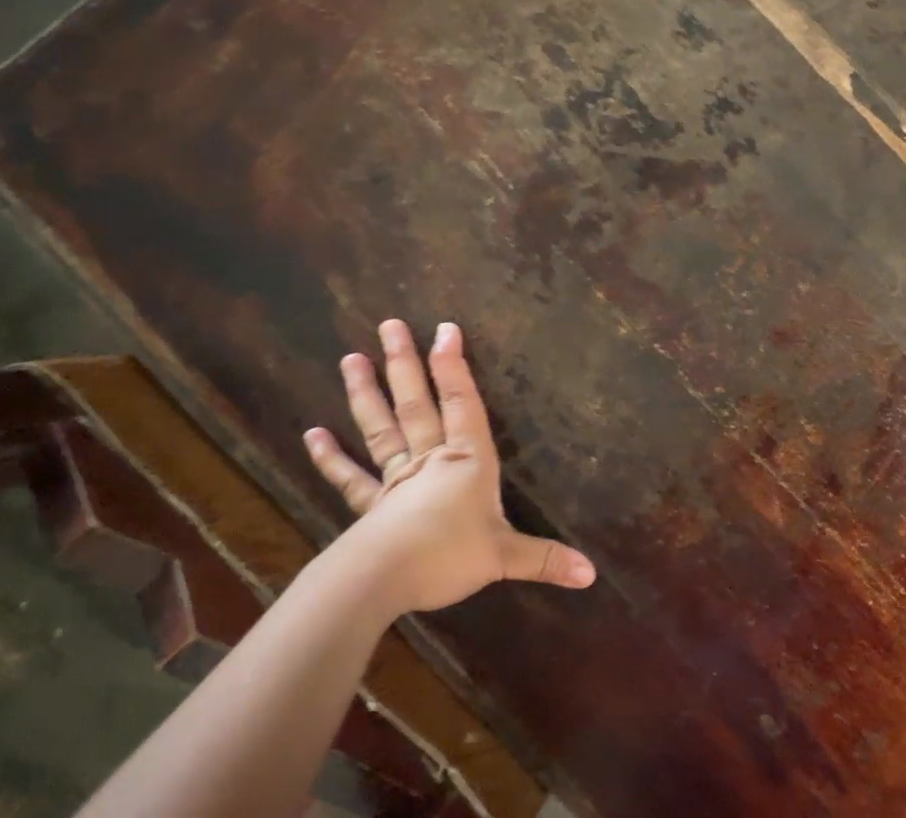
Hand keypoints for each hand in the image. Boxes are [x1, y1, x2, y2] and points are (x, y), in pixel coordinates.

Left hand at [303, 319, 595, 614]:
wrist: (382, 579)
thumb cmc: (448, 555)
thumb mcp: (505, 557)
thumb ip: (546, 559)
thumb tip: (592, 573)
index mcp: (466, 462)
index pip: (462, 405)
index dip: (454, 367)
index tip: (444, 329)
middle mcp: (431, 461)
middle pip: (417, 405)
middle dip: (405, 364)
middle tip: (389, 325)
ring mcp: (396, 482)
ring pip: (382, 429)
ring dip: (366, 394)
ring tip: (350, 358)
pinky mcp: (371, 507)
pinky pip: (351, 479)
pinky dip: (331, 458)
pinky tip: (313, 434)